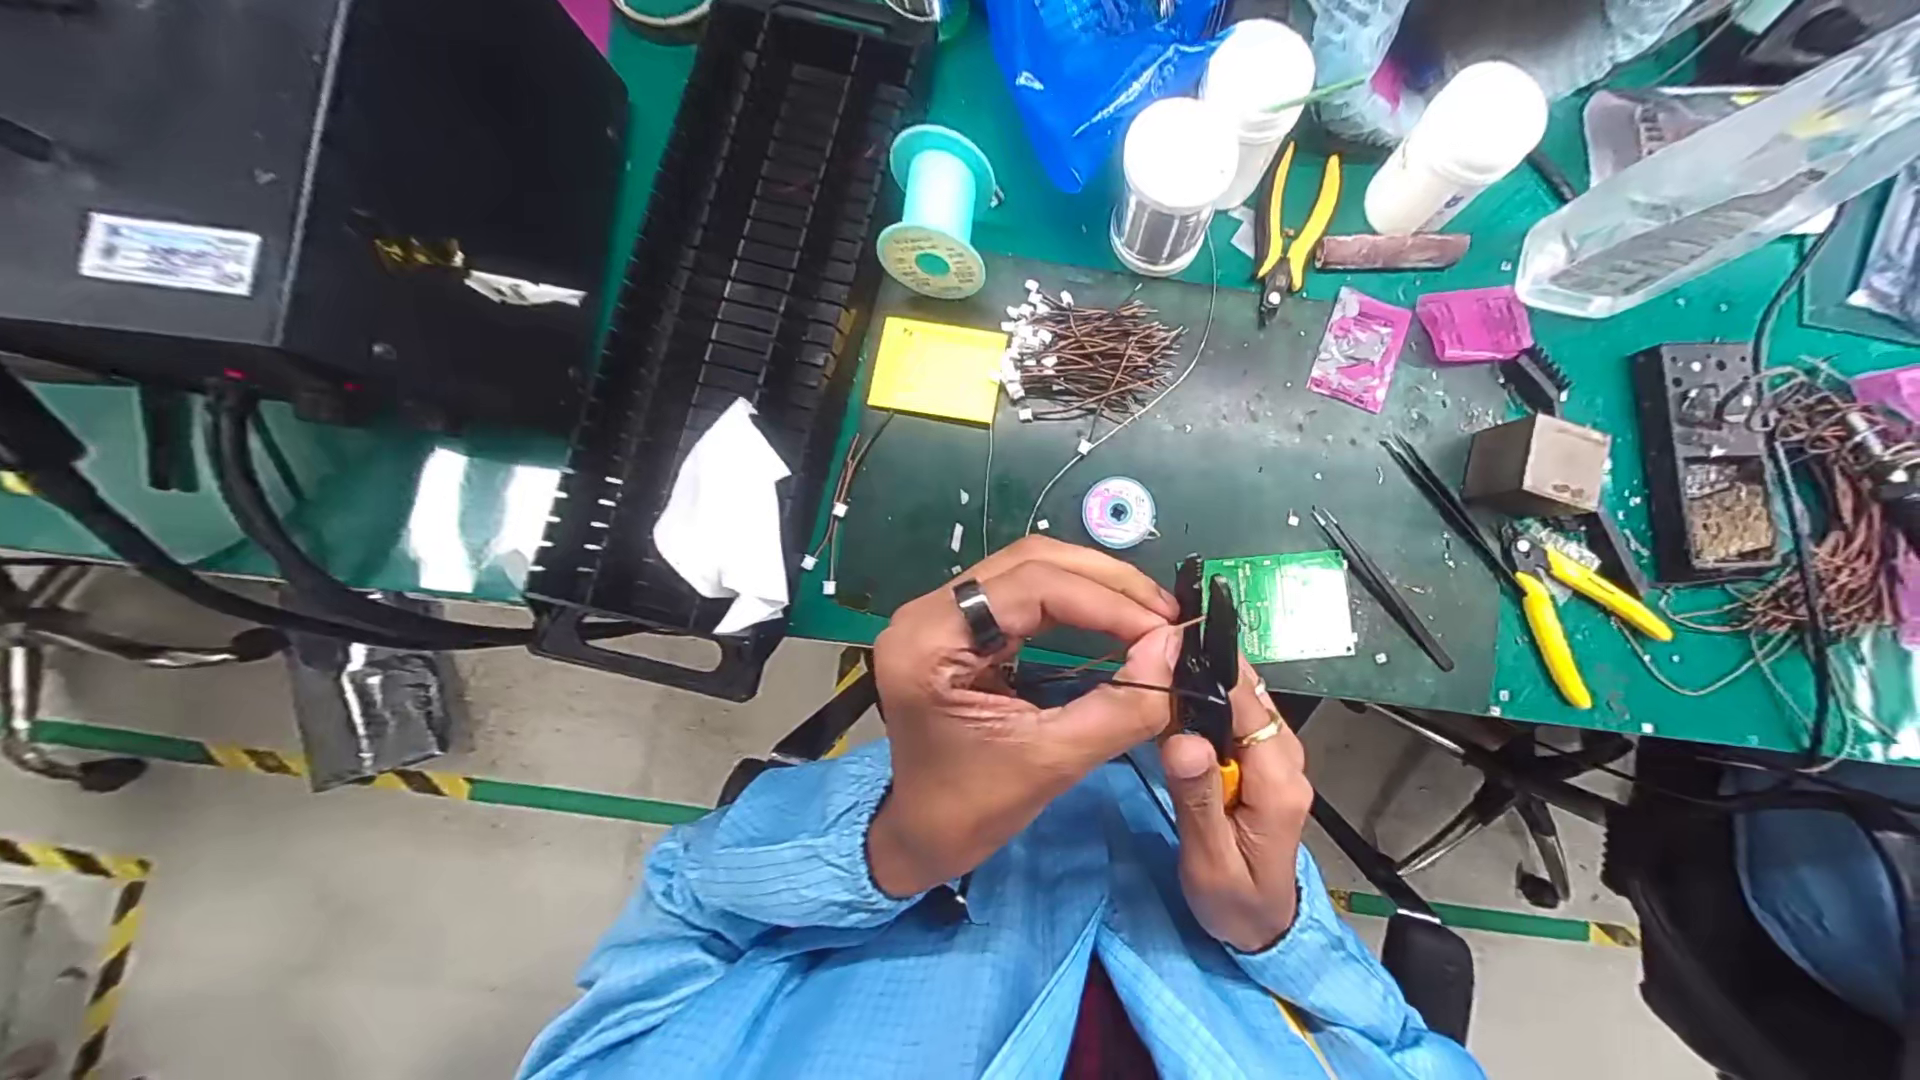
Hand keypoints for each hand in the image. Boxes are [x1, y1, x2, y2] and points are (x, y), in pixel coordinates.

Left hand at [867, 536, 1180, 897]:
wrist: (921, 832)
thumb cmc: (970, 808)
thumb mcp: (1051, 761)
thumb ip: (1120, 706)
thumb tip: (1170, 646)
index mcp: (930, 639)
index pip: (1030, 587)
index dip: (1105, 602)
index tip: (1163, 630)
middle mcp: (927, 611)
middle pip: (1028, 561)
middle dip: (1105, 581)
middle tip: (1163, 613)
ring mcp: (939, 613)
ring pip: (1027, 568)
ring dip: (1093, 583)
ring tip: (1147, 612)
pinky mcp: (957, 624)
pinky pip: (1021, 592)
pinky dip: (1073, 599)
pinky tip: (1110, 616)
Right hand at [1157, 657, 1313, 952]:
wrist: (1264, 928)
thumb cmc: (1235, 902)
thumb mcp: (1209, 861)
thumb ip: (1198, 800)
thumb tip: (1184, 740)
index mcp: (1277, 784)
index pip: (1247, 708)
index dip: (1210, 673)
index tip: (1167, 651)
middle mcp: (1286, 761)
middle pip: (1249, 694)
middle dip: (1205, 669)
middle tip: (1153, 655)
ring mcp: (1278, 758)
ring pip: (1245, 698)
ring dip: (1205, 681)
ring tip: (1160, 669)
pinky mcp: (1264, 760)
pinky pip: (1239, 715)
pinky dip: (1209, 701)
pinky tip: (1178, 700)